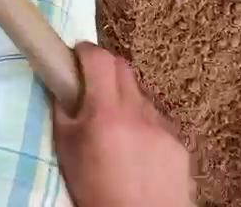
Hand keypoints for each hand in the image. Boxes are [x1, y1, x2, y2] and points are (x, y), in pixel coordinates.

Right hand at [54, 43, 193, 206]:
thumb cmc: (94, 190)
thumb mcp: (66, 149)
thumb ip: (63, 109)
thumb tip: (61, 81)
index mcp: (106, 113)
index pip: (99, 58)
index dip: (84, 50)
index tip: (75, 56)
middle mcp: (138, 113)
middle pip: (122, 67)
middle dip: (104, 68)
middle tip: (90, 84)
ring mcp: (163, 128)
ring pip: (140, 94)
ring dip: (125, 99)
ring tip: (116, 127)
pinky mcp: (180, 144)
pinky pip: (157, 119)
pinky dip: (144, 124)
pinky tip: (137, 148)